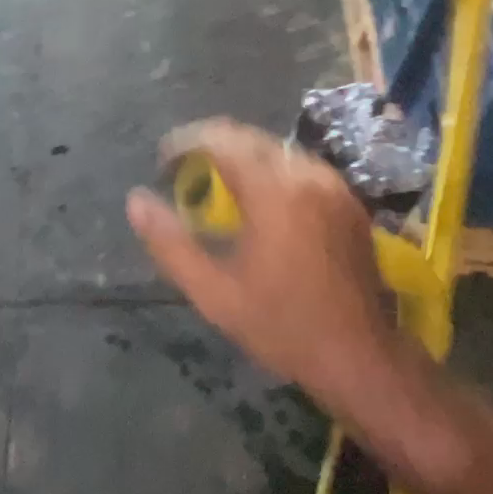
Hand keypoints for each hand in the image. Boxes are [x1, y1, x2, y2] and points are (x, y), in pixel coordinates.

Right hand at [126, 118, 397, 405]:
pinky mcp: (351, 204)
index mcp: (274, 192)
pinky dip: (276, 175)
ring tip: (219, 188)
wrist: (356, 353)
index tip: (162, 162)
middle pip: (253, 140)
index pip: (222, 140)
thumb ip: (171, 244)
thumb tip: (136, 202)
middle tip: (186, 174)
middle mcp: (309, 176)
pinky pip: (305, 171)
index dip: (186, 143)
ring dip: (246, 160)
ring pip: (281, 153)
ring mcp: (336, 187)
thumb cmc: (281, 327)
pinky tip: (262, 205)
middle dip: (215, 147)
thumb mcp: (214, 293)